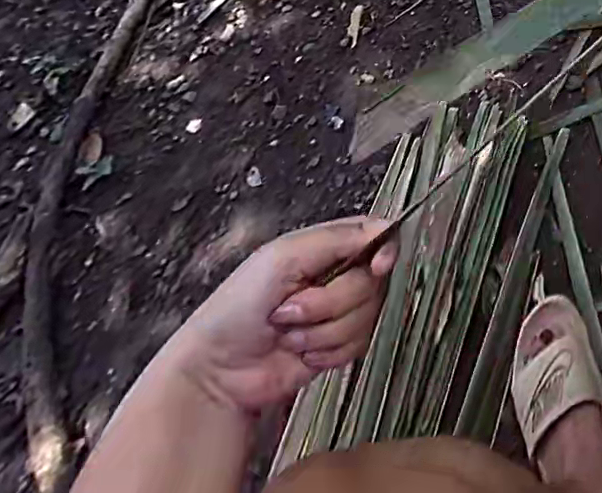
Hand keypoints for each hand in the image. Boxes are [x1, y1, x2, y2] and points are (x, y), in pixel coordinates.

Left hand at [163, 216, 397, 415]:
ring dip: (323, 330)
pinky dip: (326, 351)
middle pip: (375, 282)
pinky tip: (299, 350)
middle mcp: (343, 276)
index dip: (386, 252)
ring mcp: (342, 311)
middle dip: (332, 301)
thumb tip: (387, 229)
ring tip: (289, 332)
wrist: (214, 371)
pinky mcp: (340, 344)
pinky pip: (359, 344)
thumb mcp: (286, 256)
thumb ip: (340, 237)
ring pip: (368, 315)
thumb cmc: (238, 306)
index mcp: (333, 247)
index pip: (382, 237)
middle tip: (292, 308)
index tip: (377, 267)